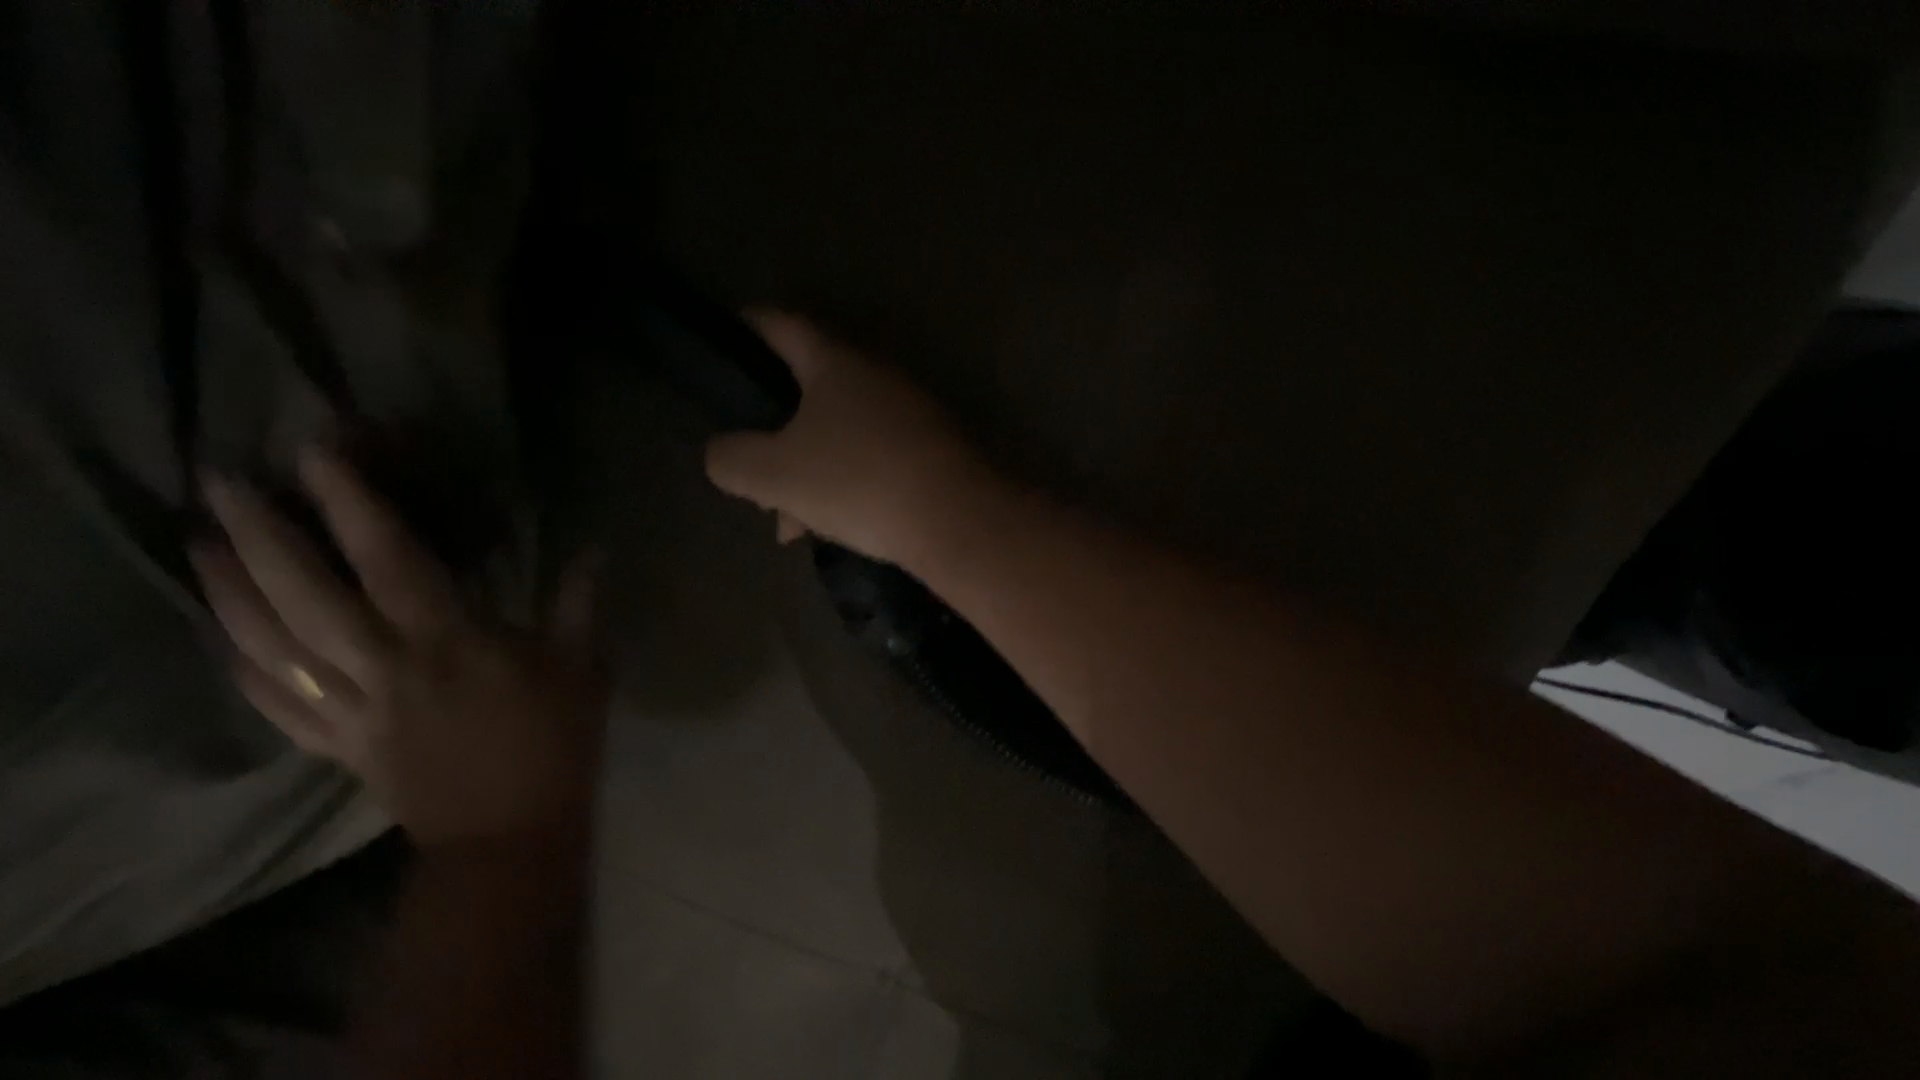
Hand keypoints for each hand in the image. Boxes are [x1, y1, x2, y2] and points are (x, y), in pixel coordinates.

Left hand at [193, 449, 606, 845]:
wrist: (508, 840)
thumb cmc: (554, 746)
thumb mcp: (581, 667)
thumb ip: (580, 603)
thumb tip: (596, 548)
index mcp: (448, 642)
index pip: (388, 559)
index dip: (351, 503)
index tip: (316, 453)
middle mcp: (384, 667)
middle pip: (305, 596)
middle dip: (259, 537)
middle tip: (222, 486)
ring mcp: (350, 709)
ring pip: (272, 646)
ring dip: (230, 594)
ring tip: (201, 547)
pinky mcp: (338, 745)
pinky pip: (280, 705)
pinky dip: (247, 671)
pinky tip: (229, 642)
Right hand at [705, 311, 1001, 565]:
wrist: (958, 520)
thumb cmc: (857, 482)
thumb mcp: (774, 474)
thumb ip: (732, 458)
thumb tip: (724, 453)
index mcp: (834, 360)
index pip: (779, 324)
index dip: (743, 329)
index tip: (720, 345)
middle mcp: (875, 375)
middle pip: (807, 389)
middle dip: (773, 431)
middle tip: (749, 469)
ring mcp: (908, 412)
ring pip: (837, 433)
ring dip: (806, 472)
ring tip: (789, 525)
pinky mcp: (930, 450)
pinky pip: (870, 458)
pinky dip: (843, 486)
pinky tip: (831, 530)